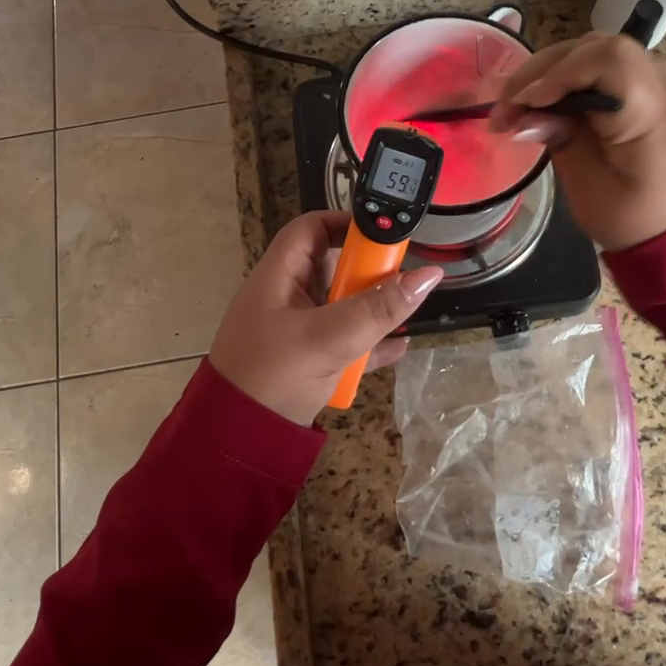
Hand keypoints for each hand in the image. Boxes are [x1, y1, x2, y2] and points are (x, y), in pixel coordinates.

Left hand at [208, 211, 444, 424]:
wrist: (237, 442)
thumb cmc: (273, 377)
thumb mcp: (328, 339)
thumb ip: (378, 309)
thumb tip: (428, 275)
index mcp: (278, 277)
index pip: (311, 229)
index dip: (346, 223)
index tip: (385, 234)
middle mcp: (284, 297)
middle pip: (331, 267)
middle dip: (367, 272)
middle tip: (402, 280)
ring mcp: (293, 330)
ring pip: (339, 306)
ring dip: (371, 310)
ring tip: (405, 314)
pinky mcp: (303, 361)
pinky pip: (342, 341)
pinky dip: (367, 342)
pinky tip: (397, 348)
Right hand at [487, 32, 665, 250]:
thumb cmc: (639, 220)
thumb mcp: (591, 189)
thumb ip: (562, 142)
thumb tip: (525, 117)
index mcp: (650, 112)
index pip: (606, 58)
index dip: (557, 72)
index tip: (523, 104)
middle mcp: (662, 84)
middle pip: (594, 47)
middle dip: (542, 71)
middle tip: (506, 108)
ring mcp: (661, 83)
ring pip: (597, 52)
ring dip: (553, 72)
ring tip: (521, 105)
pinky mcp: (653, 91)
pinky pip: (608, 69)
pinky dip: (572, 78)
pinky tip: (549, 105)